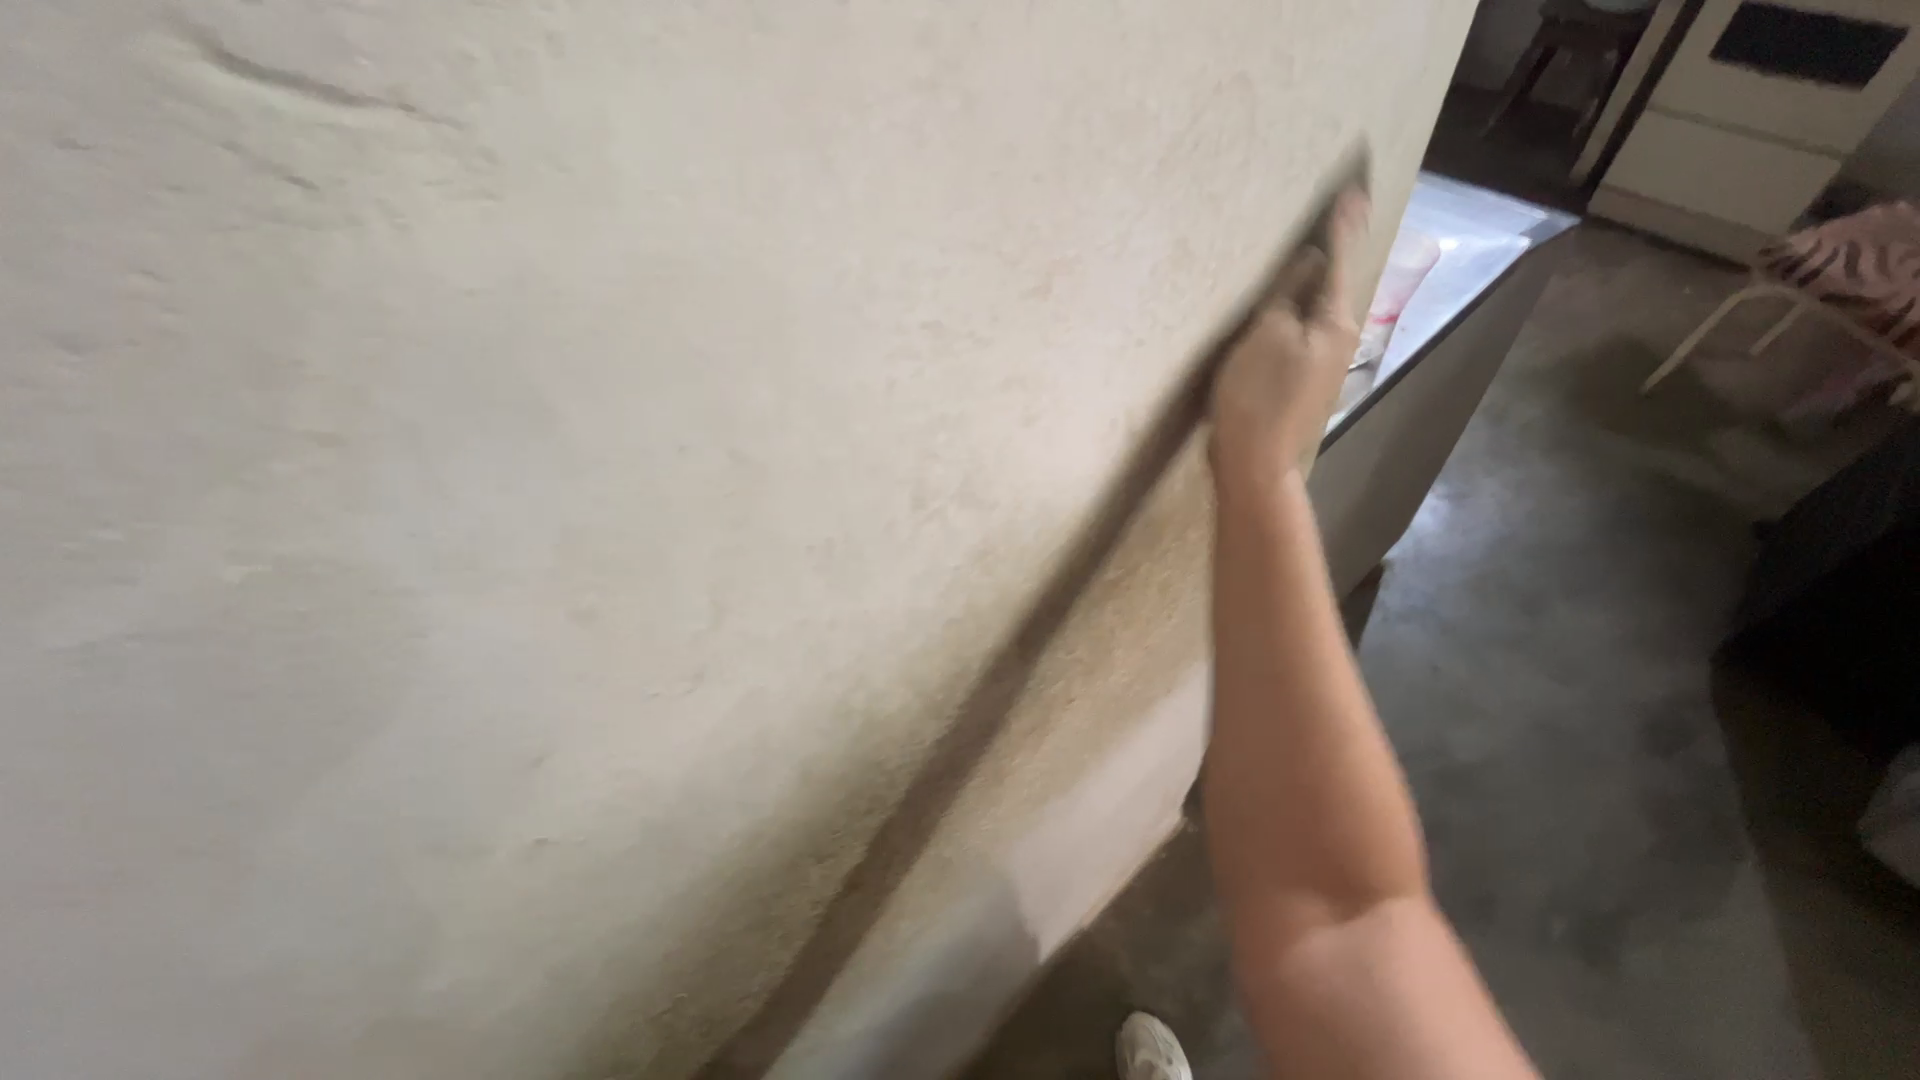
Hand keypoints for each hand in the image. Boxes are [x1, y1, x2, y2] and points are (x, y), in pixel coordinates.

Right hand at [1209, 192, 1367, 497]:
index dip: (1342, 224)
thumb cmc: (1256, 394)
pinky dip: (1295, 314)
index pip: (1339, 259)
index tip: (1353, 188)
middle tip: (1333, 214)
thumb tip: (1310, 261)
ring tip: (1304, 256)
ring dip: (1310, 284)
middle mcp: (1338, 340)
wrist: (1254, 461)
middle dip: (1330, 253)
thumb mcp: (1266, 334)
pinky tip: (1283, 310)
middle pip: (1331, 286)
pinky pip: (1302, 334)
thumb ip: (1288, 293)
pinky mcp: (1301, 383)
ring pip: (1316, 312)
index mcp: (1333, 322)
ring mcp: (1322, 366)